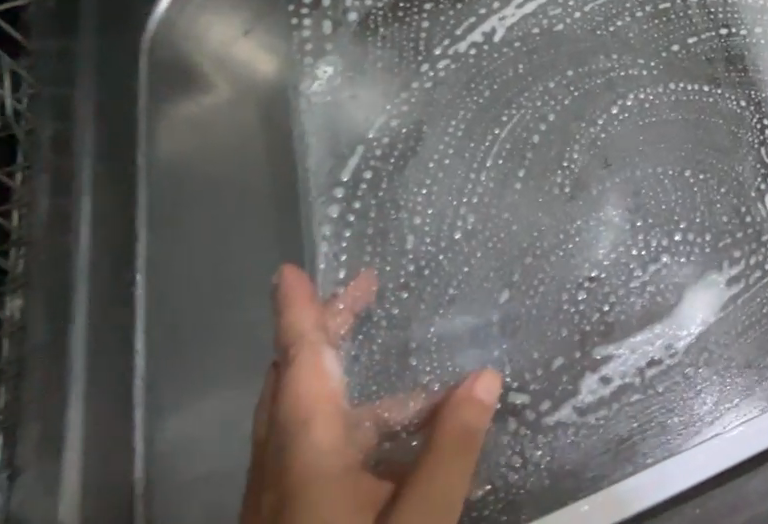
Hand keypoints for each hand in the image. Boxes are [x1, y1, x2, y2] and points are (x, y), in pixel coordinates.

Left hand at [240, 265, 502, 523]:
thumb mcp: (419, 519)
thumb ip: (452, 447)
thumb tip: (485, 374)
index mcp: (307, 452)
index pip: (300, 364)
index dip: (298, 313)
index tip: (289, 270)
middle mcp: (284, 467)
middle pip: (296, 382)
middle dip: (328, 331)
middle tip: (366, 290)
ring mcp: (282, 498)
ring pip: (311, 422)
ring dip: (361, 391)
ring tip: (431, 393)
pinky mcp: (291, 520)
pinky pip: (321, 455)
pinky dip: (363, 433)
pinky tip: (408, 452)